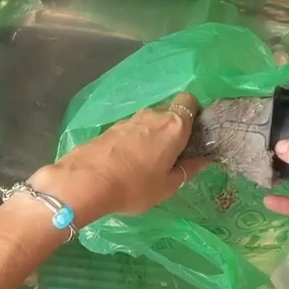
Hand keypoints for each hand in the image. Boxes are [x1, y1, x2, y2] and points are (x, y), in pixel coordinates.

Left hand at [30, 92, 208, 223]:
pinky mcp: (109, 128)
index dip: (193, 116)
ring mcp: (129, 120)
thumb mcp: (167, 186)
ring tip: (145, 165)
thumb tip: (203, 160)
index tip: (191, 138)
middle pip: (169, 114)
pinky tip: (125, 164)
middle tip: (169, 158)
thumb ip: (187, 170)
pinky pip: (130, 132)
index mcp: (174, 126)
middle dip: (171, 131)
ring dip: (150, 138)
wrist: (85, 182)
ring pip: (148, 124)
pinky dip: (132, 143)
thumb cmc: (134, 186)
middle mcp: (152, 115)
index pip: (190, 102)